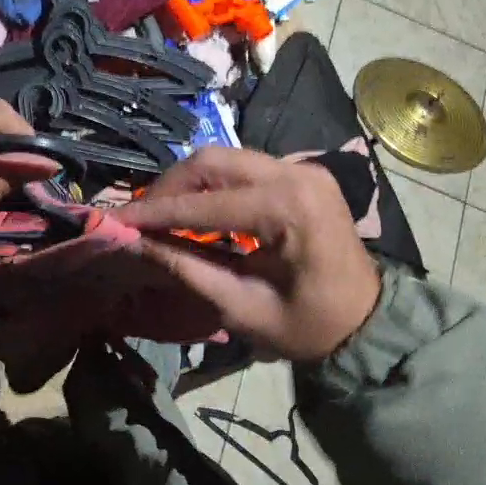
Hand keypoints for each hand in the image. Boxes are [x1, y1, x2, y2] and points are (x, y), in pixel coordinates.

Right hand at [112, 147, 381, 361]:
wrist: (369, 325)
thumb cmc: (309, 325)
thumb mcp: (242, 307)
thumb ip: (187, 269)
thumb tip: (137, 242)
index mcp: (288, 208)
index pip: (203, 203)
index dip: (155, 213)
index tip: (116, 221)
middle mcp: (297, 174)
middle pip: (211, 161)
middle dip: (169, 188)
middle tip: (141, 217)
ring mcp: (303, 169)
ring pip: (224, 159)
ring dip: (188, 183)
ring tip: (162, 215)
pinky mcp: (302, 173)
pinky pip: (243, 168)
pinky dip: (212, 185)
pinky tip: (196, 211)